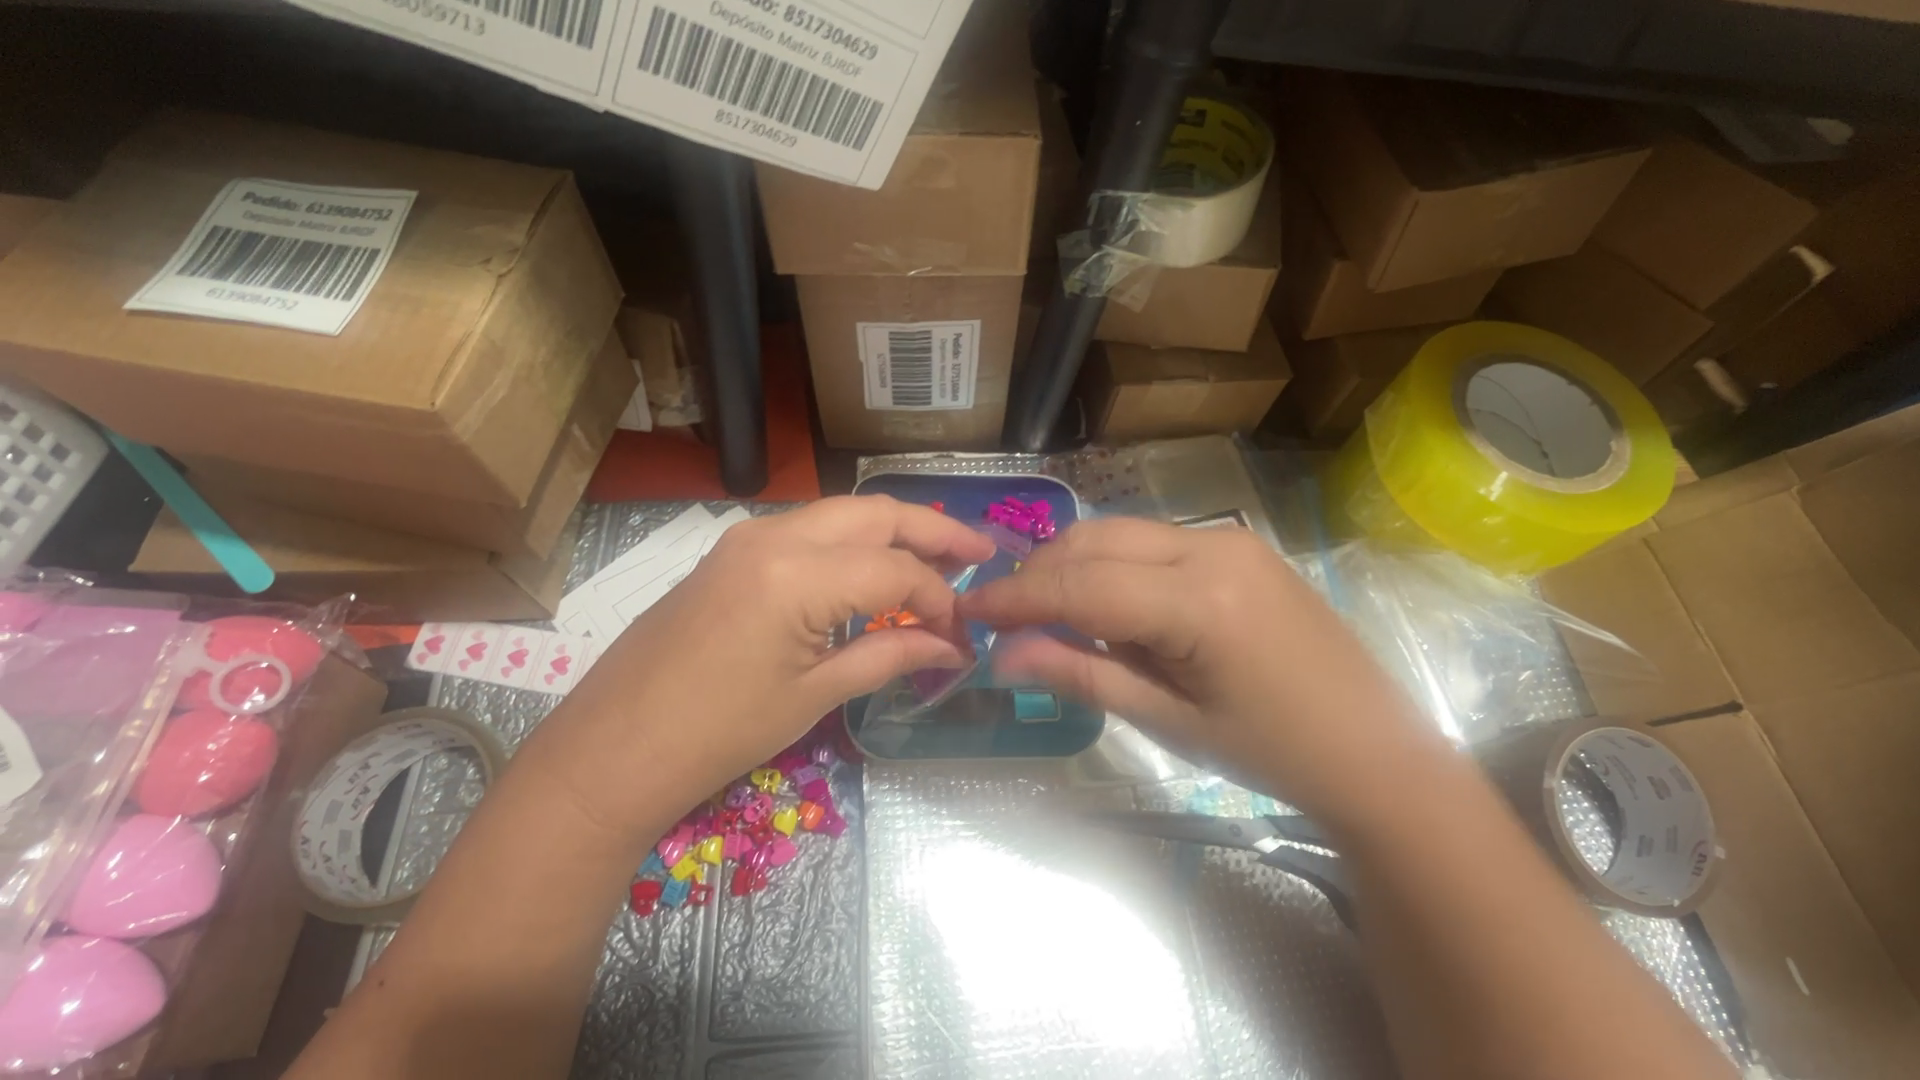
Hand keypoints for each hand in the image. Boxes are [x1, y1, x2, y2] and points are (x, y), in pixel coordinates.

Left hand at [525, 497, 995, 836]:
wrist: (614, 748)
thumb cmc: (718, 732)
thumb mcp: (813, 695)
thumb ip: (889, 655)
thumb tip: (952, 648)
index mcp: (797, 574)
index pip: (897, 569)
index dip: (941, 597)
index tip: (964, 633)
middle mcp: (773, 536)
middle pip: (874, 513)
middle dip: (932, 530)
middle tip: (979, 554)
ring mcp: (746, 539)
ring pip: (839, 514)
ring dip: (891, 531)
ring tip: (937, 559)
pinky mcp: (730, 553)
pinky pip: (806, 531)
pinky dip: (850, 543)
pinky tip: (872, 571)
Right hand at [956, 518, 1442, 820]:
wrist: (1377, 753)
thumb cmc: (1272, 752)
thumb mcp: (1169, 721)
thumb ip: (1082, 675)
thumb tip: (1001, 655)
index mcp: (1201, 600)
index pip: (1081, 583)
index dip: (1016, 597)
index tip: (967, 612)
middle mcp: (1214, 547)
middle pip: (1095, 541)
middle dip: (1040, 575)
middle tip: (1003, 621)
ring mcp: (1231, 539)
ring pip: (1122, 534)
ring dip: (1075, 567)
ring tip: (1051, 620)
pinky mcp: (1240, 546)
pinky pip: (1155, 543)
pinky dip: (1115, 567)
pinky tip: (1109, 610)